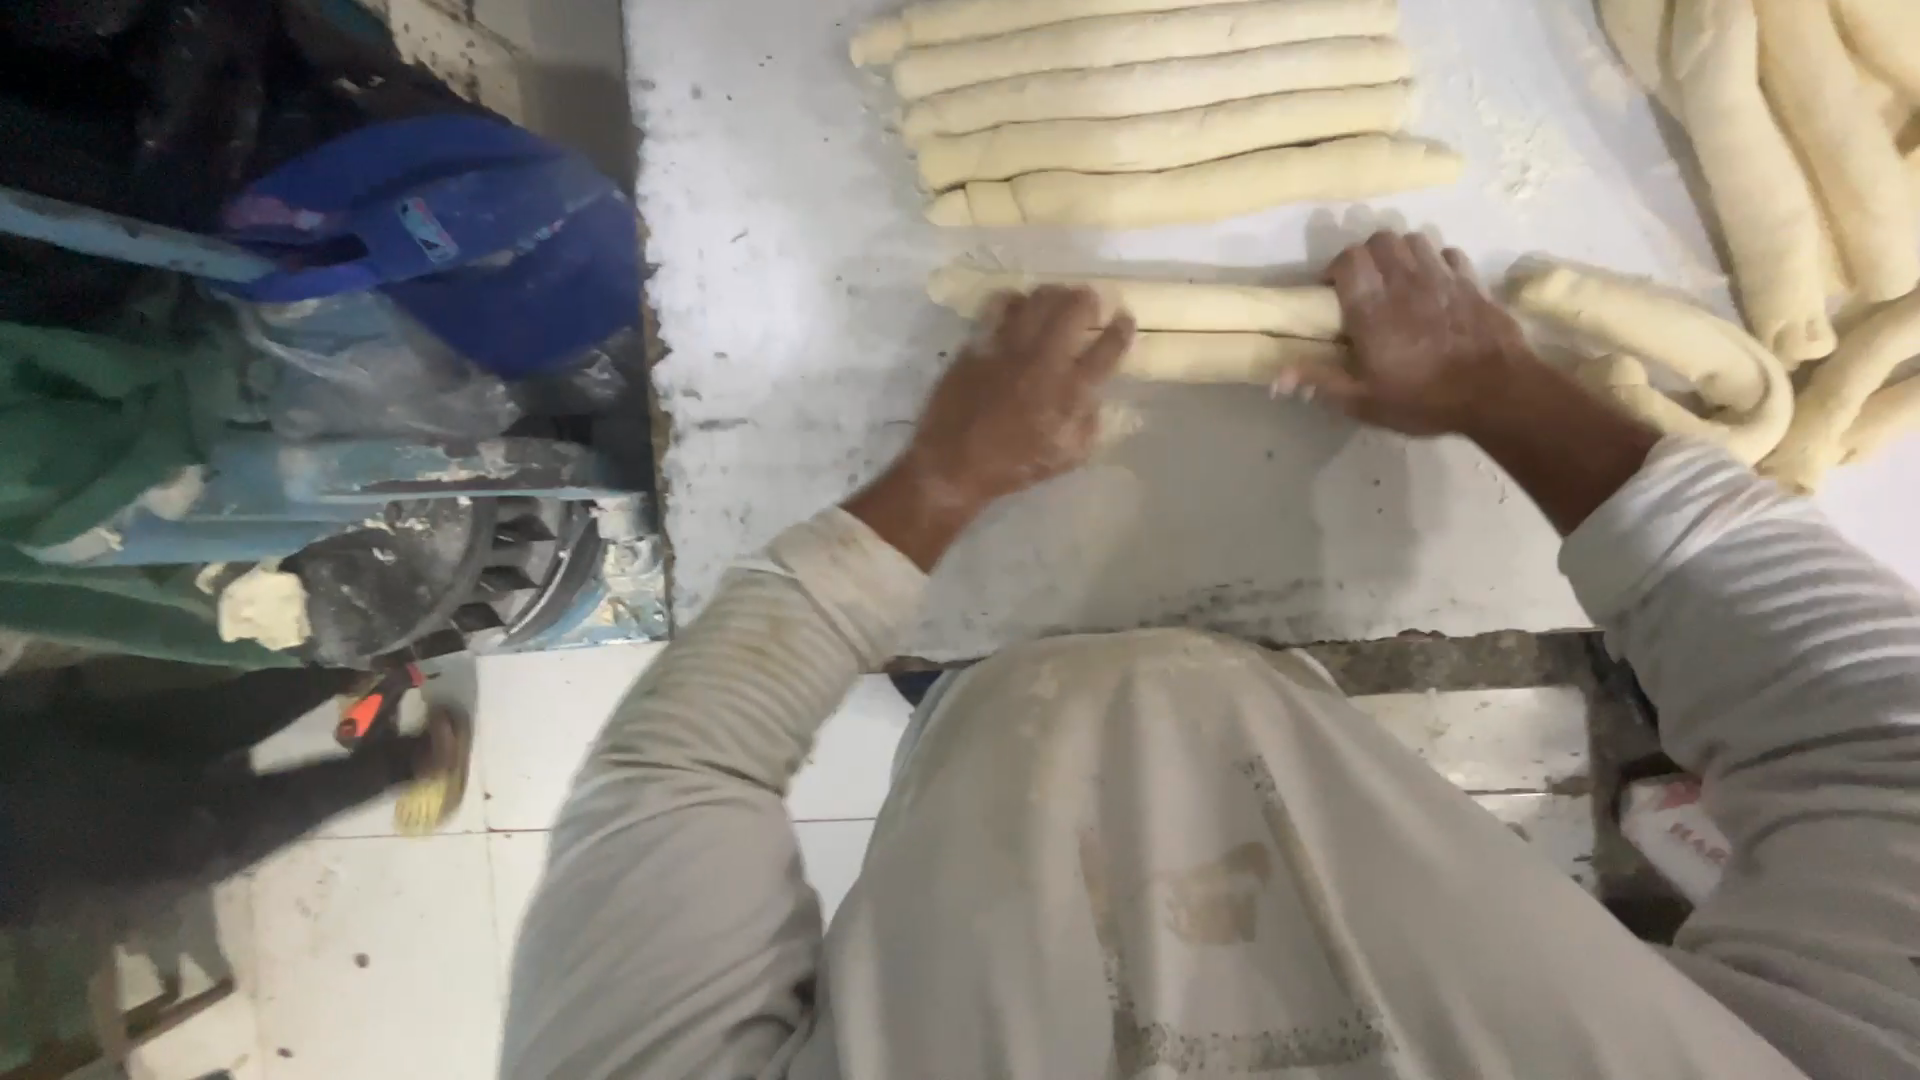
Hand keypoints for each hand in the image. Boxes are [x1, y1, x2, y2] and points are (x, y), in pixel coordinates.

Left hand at [846, 286, 1134, 569]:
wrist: (954, 463)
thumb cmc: (1014, 466)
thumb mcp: (1067, 456)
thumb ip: (1089, 422)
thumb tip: (1095, 395)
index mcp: (1071, 391)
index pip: (1108, 348)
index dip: (1121, 329)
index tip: (1124, 319)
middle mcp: (1044, 361)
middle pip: (1075, 309)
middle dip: (1089, 299)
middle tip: (1089, 302)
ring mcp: (1009, 348)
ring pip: (1039, 299)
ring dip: (1054, 294)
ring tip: (1056, 299)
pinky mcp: (979, 344)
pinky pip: (999, 306)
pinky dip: (1012, 301)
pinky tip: (1016, 307)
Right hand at [1277, 231, 1534, 437]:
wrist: (1498, 393)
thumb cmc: (1423, 400)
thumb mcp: (1363, 401)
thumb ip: (1319, 382)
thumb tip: (1276, 379)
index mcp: (1372, 310)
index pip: (1349, 259)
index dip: (1335, 268)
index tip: (1329, 291)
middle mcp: (1406, 283)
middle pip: (1380, 239)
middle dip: (1365, 255)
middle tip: (1361, 282)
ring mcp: (1443, 278)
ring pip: (1415, 239)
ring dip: (1399, 253)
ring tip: (1395, 279)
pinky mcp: (1473, 283)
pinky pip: (1449, 254)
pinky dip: (1435, 262)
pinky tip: (1432, 284)